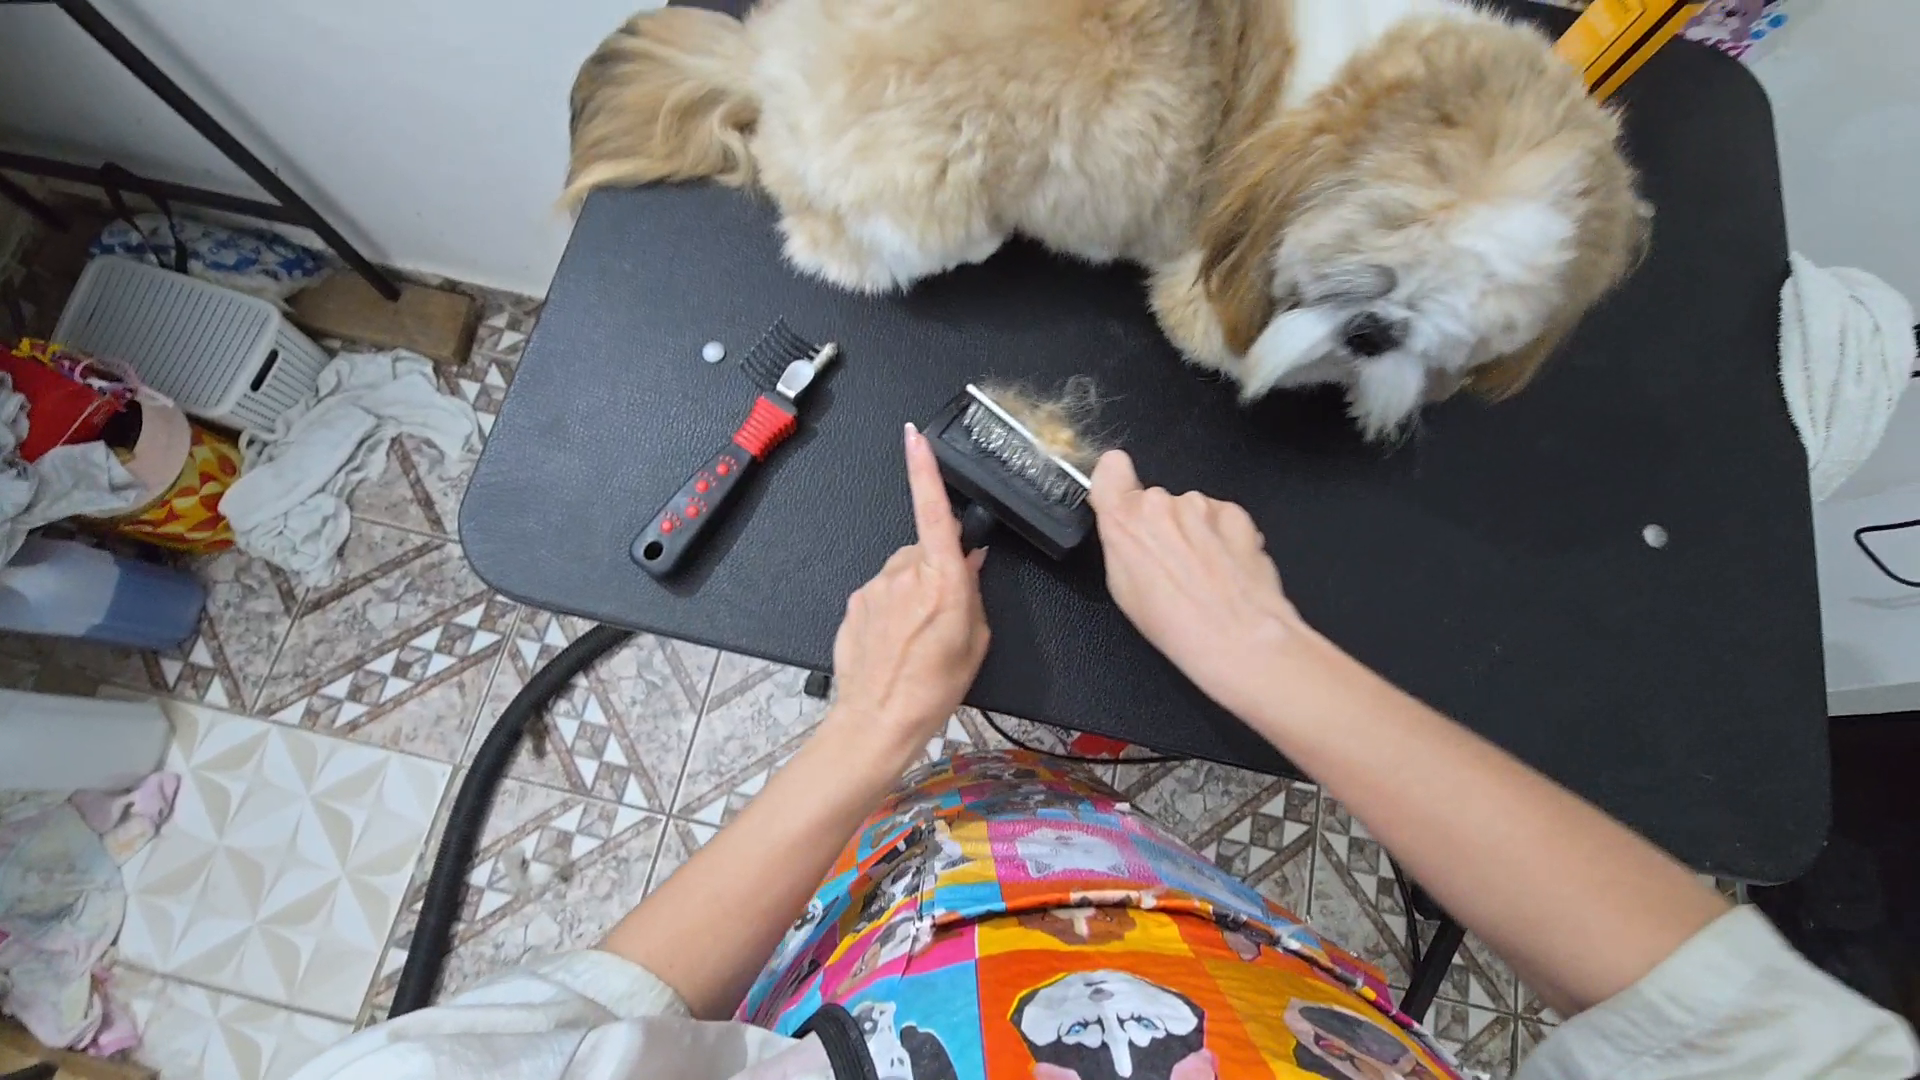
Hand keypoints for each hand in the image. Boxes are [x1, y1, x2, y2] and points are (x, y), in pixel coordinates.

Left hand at [827, 424, 990, 758]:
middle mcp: (904, 574)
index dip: (924, 470)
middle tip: (942, 612)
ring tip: (916, 634)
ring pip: (900, 571)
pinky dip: (891, 605)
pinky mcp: (854, 602)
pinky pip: (880, 591)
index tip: (915, 438)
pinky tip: (895, 639)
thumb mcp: (975, 640)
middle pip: (923, 548)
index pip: (933, 511)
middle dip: (935, 566)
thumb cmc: (934, 686)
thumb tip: (970, 561)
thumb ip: (972, 591)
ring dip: (911, 589)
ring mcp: (874, 587)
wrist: (878, 719)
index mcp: (943, 580)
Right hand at [1088, 450, 1309, 715]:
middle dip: (1159, 524)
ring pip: (1188, 510)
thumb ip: (1119, 541)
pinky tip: (1222, 569)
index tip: (1120, 495)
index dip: (1116, 480)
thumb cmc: (1175, 621)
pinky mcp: (1234, 513)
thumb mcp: (1121, 587)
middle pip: (1153, 501)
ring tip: (1199, 574)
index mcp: (1124, 519)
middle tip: (1168, 564)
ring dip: (1192, 532)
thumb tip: (1124, 527)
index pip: (1111, 468)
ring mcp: (1200, 505)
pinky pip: (1219, 517)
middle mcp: (1160, 503)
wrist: (1236, 634)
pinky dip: (1221, 536)